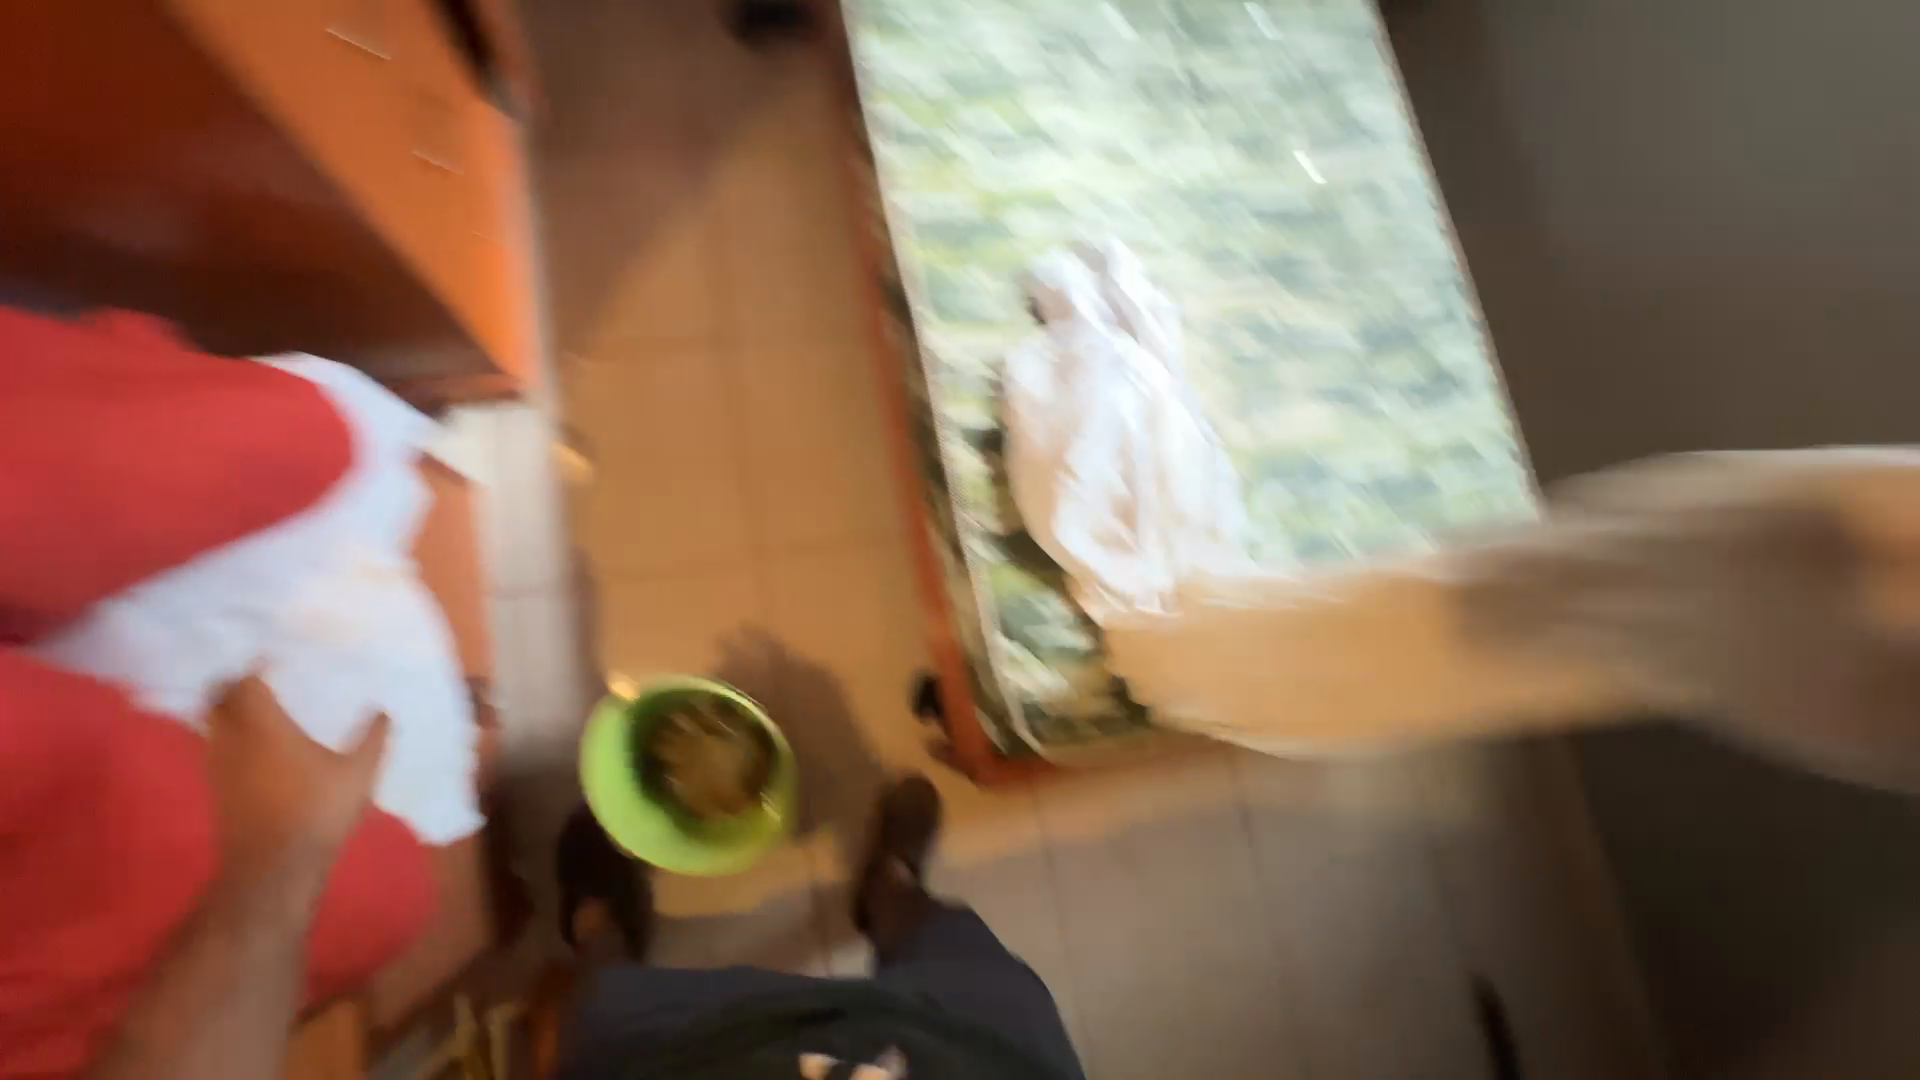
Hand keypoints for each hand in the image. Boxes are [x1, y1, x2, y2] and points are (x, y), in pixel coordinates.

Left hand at [206, 677, 389, 886]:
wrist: (274, 866)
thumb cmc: (320, 809)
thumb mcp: (361, 770)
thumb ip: (373, 736)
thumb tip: (384, 710)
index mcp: (267, 729)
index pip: (244, 685)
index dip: (253, 666)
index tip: (271, 655)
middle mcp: (234, 742)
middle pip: (217, 702)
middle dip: (232, 684)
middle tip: (259, 675)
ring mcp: (220, 767)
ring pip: (213, 726)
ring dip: (229, 710)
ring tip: (260, 704)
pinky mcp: (218, 788)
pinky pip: (217, 747)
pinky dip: (231, 735)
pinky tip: (258, 742)